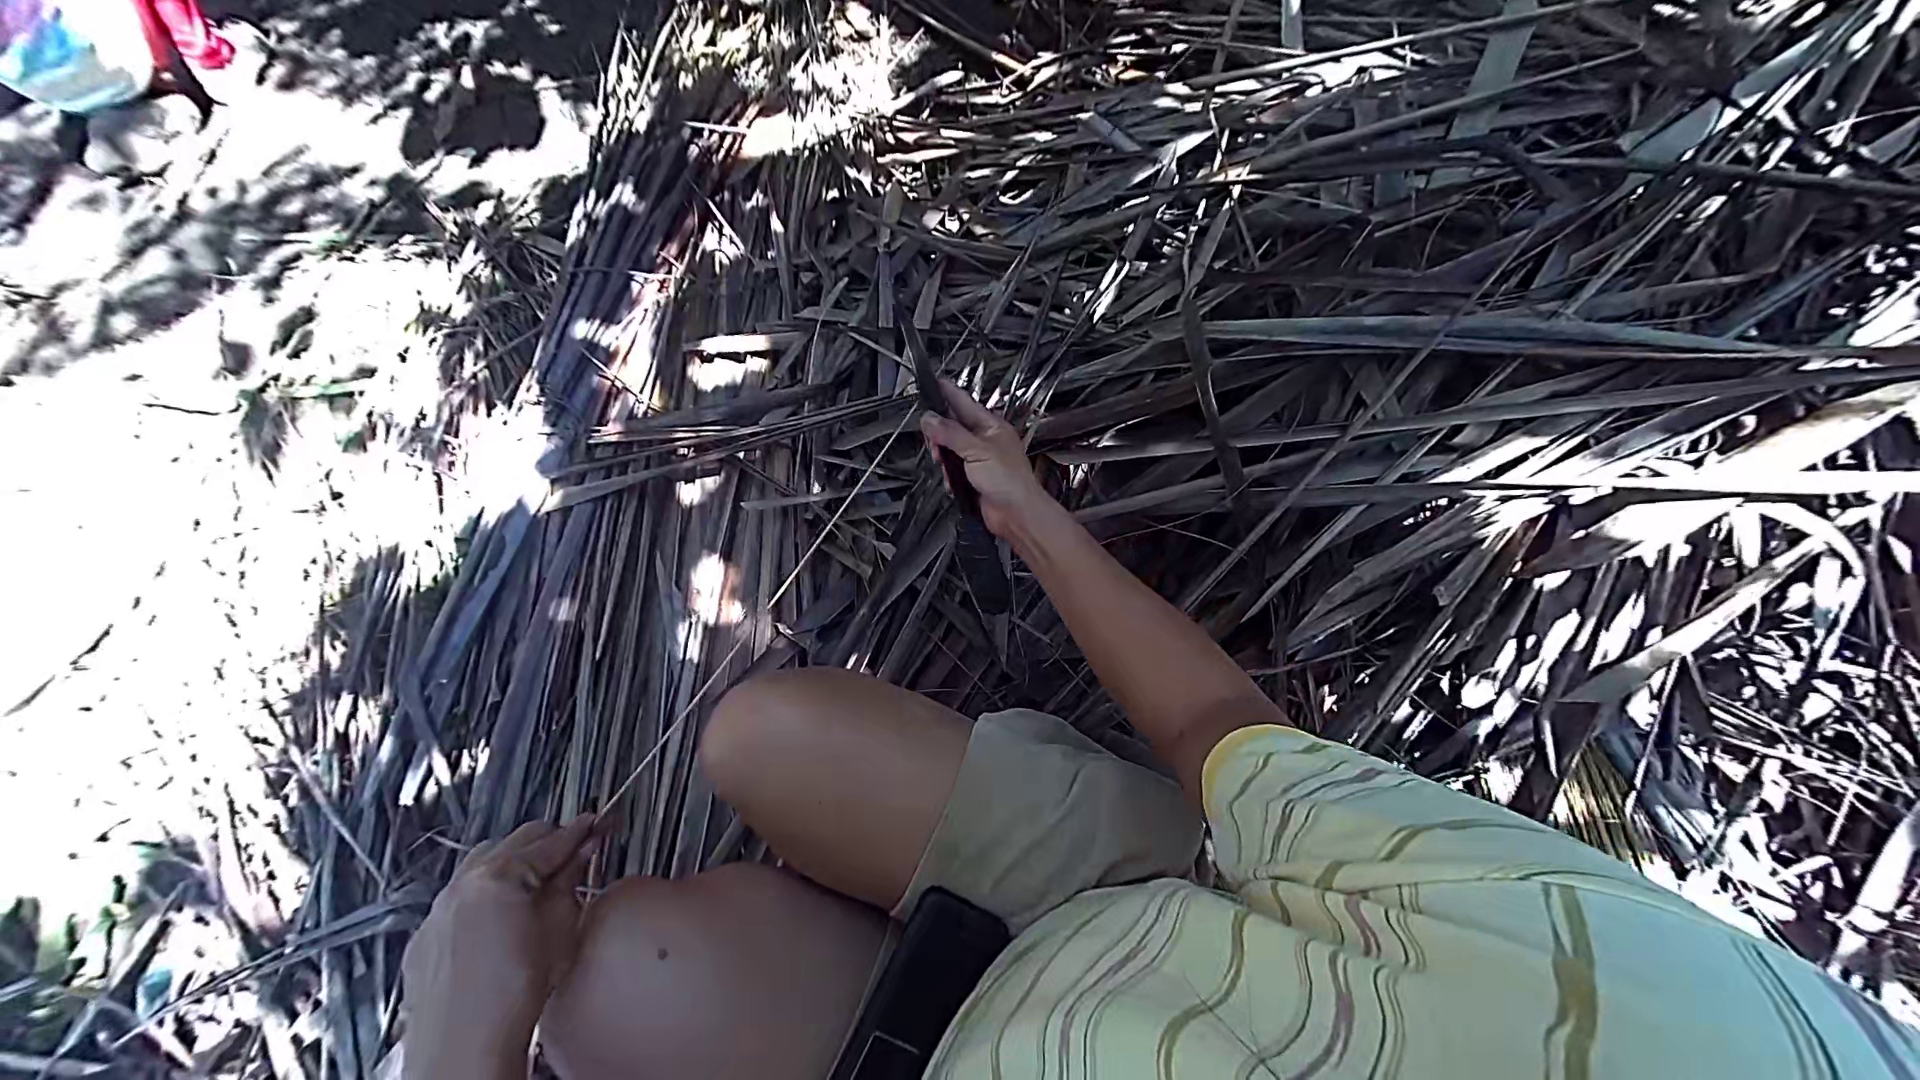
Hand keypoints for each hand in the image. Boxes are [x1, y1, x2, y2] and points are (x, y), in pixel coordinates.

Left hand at [401, 815, 596, 1079]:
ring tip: (541, 881)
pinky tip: (506, 910)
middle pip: (517, 840)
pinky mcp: (425, 936)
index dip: (582, 831)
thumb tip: (584, 851)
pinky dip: (488, 889)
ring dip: (516, 862)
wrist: (463, 1051)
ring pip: (485, 860)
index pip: (552, 840)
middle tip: (577, 854)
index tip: (599, 824)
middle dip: (549, 843)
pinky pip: (461, 893)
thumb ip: (570, 880)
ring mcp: (438, 909)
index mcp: (499, 876)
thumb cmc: (515, 993)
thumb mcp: (561, 926)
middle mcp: (462, 884)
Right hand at [918, 380, 1060, 540]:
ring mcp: (979, 459)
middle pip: (952, 427)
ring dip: (944, 456)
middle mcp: (985, 440)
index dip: (947, 393)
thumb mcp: (976, 450)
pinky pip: (953, 469)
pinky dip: (949, 474)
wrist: (1016, 513)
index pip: (963, 402)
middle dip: (939, 433)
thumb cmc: (1010, 481)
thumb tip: (930, 419)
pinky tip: (952, 479)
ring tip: (943, 461)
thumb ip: (950, 433)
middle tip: (932, 438)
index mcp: (991, 426)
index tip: (933, 383)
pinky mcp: (974, 477)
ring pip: (950, 449)